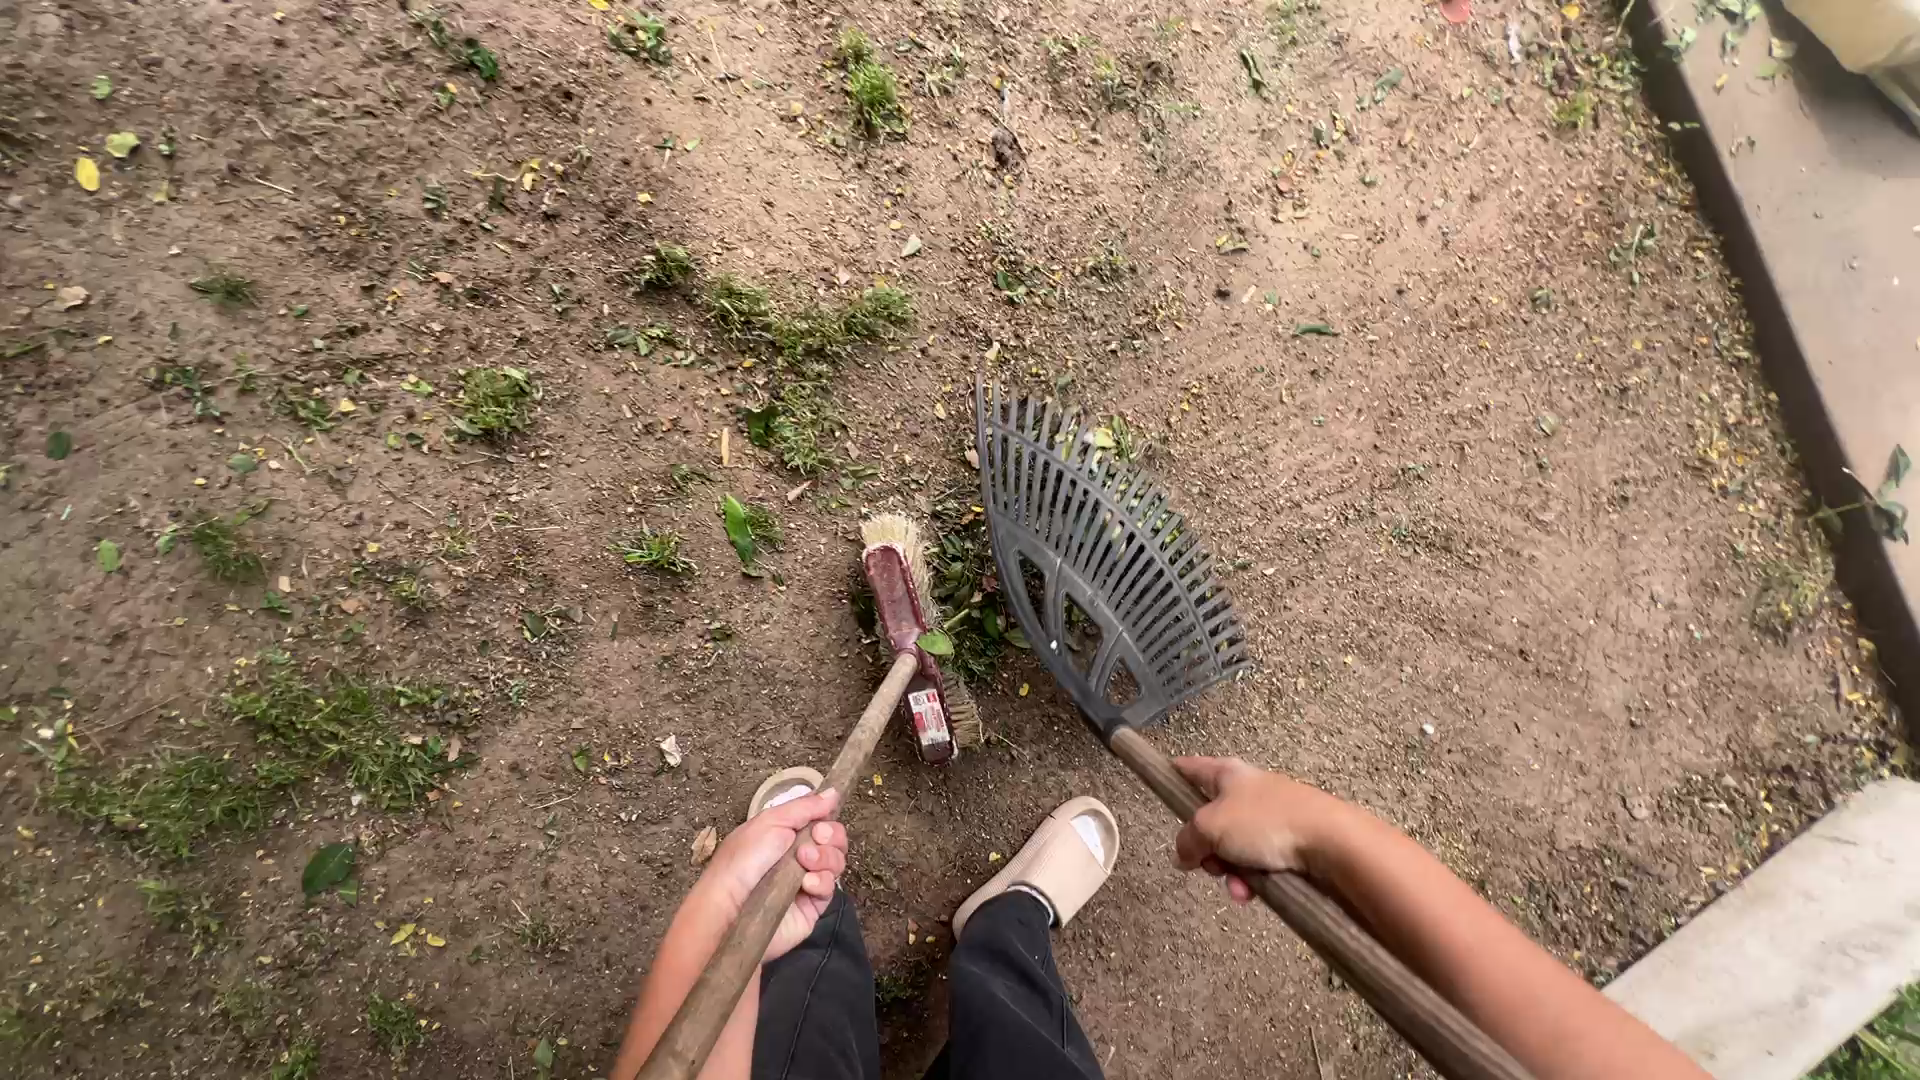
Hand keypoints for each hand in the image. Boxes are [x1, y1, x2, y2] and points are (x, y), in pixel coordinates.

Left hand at [689, 788, 847, 962]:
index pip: (821, 820)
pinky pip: (830, 887)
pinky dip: (822, 881)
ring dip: (825, 857)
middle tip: (815, 839)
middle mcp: (800, 855)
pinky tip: (806, 884)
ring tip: (804, 861)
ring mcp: (807, 880)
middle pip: (834, 839)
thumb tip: (833, 793)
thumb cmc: (744, 860)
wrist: (731, 908)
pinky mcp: (812, 905)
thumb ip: (806, 806)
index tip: (820, 821)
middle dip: (830, 835)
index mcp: (787, 833)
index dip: (826, 818)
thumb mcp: (771, 821)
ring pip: (836, 861)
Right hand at [1171, 757, 1354, 902]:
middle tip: (1207, 864)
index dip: (1173, 776)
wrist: (1332, 842)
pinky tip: (1254, 893)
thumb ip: (1187, 839)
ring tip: (1238, 887)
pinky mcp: (1291, 843)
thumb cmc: (1264, 822)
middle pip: (1211, 819)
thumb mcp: (1210, 827)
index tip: (1160, 788)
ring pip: (1234, 846)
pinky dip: (1253, 878)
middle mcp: (1248, 790)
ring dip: (1229, 869)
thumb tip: (1181, 854)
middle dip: (1205, 847)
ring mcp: (1271, 817)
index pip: (1190, 768)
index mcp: (1227, 774)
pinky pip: (1259, 862)